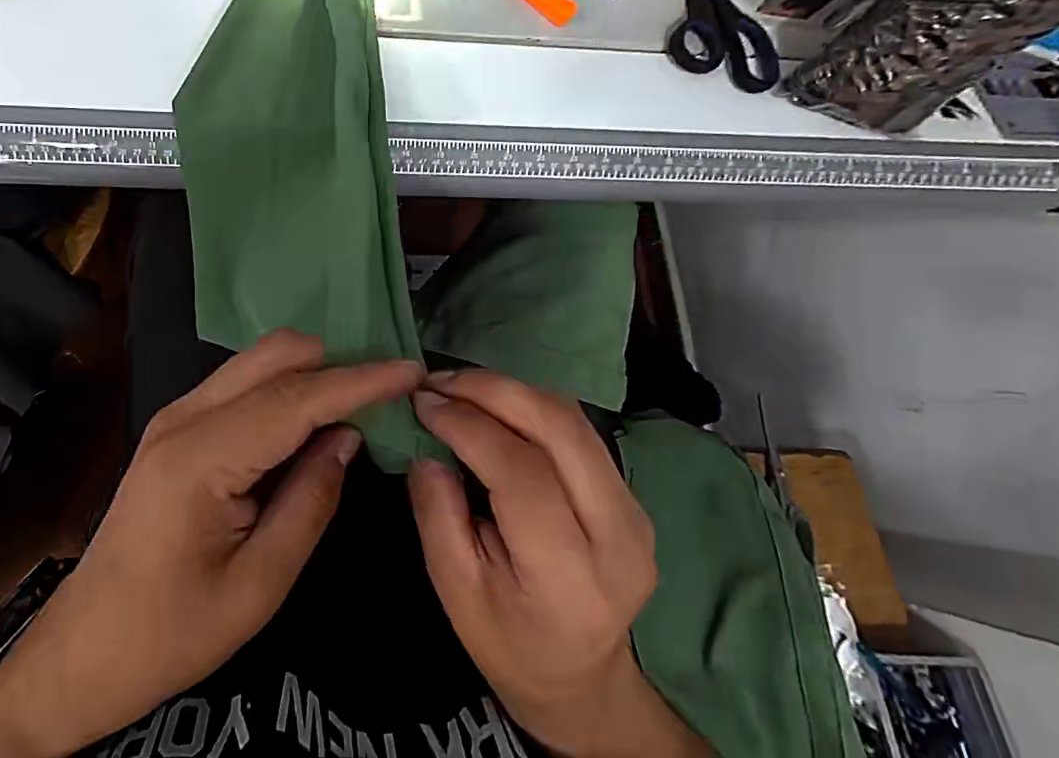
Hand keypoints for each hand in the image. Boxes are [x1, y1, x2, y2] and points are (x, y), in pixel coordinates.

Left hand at [0, 331, 422, 757]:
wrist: (83, 648)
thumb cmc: (171, 632)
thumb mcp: (258, 584)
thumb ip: (310, 501)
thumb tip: (349, 437)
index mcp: (201, 458)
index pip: (296, 398)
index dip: (360, 381)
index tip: (412, 370)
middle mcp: (185, 418)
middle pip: (275, 355)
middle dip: (338, 362)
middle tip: (390, 388)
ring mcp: (175, 416)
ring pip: (258, 361)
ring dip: (314, 370)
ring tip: (362, 399)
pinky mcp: (176, 426)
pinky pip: (243, 383)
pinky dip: (287, 386)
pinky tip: (313, 415)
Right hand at [407, 372, 709, 757]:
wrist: (581, 677)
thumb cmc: (508, 642)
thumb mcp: (455, 593)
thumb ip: (438, 516)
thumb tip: (429, 445)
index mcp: (572, 577)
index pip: (523, 475)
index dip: (470, 427)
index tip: (424, 403)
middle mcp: (620, 535)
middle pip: (561, 431)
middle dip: (494, 391)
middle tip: (439, 381)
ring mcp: (634, 510)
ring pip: (573, 420)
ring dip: (512, 391)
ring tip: (459, 388)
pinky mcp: (630, 494)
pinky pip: (578, 430)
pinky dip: (530, 406)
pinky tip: (492, 406)